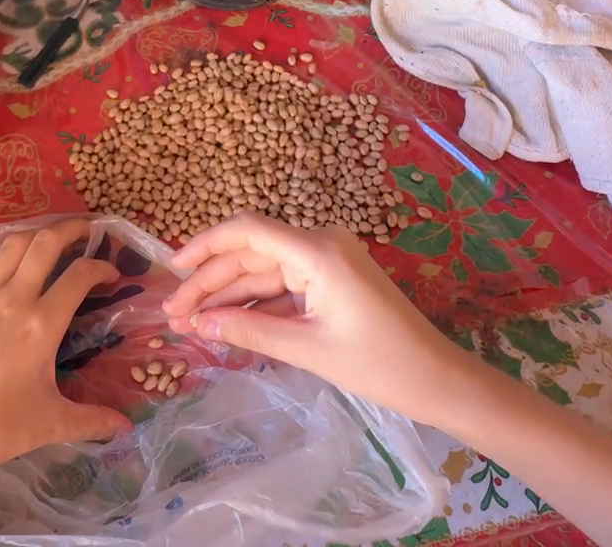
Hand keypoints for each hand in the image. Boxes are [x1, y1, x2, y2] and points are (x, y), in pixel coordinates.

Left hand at [0, 220, 131, 504]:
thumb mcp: (51, 425)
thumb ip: (93, 420)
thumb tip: (127, 426)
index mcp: (42, 323)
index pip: (80, 275)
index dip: (102, 267)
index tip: (113, 274)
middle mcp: (13, 298)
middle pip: (45, 242)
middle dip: (72, 228)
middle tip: (88, 230)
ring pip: (12, 244)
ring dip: (36, 235)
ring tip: (50, 241)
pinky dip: (3, 257)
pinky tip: (8, 269)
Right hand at [162, 213, 473, 416]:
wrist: (439, 381)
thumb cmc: (379, 365)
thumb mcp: (308, 350)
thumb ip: (250, 332)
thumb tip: (198, 326)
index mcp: (318, 250)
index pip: (247, 231)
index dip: (205, 246)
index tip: (172, 268)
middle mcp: (319, 243)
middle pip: (250, 253)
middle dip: (209, 283)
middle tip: (172, 314)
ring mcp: (325, 259)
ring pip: (262, 270)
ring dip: (227, 296)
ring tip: (189, 323)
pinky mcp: (329, 278)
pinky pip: (281, 284)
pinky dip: (254, 303)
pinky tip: (224, 323)